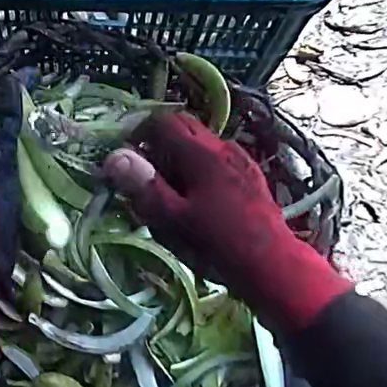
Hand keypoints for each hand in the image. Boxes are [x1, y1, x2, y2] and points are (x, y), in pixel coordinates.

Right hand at [104, 111, 348, 331]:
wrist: (272, 266)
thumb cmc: (217, 243)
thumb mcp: (172, 219)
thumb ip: (144, 185)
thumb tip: (114, 157)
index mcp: (199, 153)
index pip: (162, 121)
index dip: (138, 131)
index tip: (125, 153)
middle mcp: (221, 147)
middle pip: (184, 124)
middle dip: (159, 139)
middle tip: (143, 168)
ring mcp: (240, 159)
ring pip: (202, 140)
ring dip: (179, 152)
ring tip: (168, 184)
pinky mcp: (250, 175)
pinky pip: (218, 157)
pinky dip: (199, 164)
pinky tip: (197, 194)